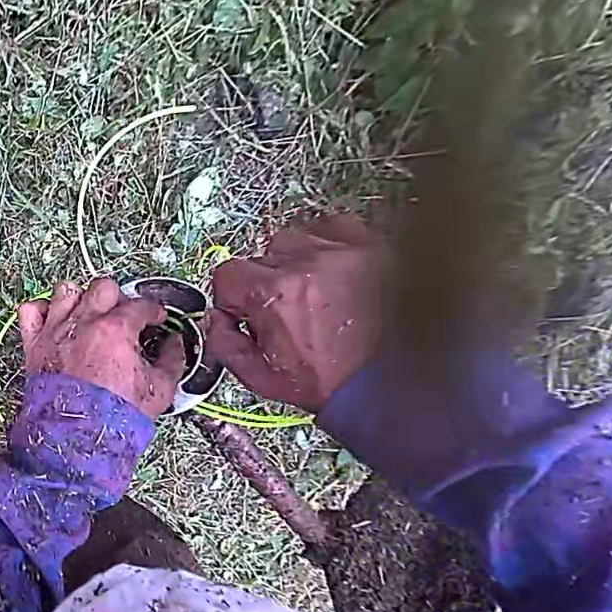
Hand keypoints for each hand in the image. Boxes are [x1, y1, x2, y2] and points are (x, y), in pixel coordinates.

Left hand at [18, 278, 187, 416]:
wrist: (76, 434)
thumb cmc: (113, 414)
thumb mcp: (160, 389)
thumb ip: (173, 360)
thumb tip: (175, 345)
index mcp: (115, 331)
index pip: (140, 305)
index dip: (153, 311)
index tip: (154, 319)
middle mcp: (83, 324)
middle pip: (102, 287)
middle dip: (116, 297)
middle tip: (121, 315)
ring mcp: (55, 331)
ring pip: (65, 290)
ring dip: (79, 297)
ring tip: (87, 313)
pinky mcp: (33, 343)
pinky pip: (29, 310)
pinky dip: (41, 310)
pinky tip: (54, 320)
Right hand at [206, 213, 387, 411]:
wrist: (394, 386)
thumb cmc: (330, 382)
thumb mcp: (257, 375)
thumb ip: (223, 343)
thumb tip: (217, 318)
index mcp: (274, 293)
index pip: (228, 273)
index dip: (231, 294)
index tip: (244, 308)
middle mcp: (309, 265)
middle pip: (263, 255)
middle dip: (265, 280)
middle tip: (281, 305)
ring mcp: (346, 254)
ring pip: (297, 238)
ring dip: (295, 259)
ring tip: (308, 284)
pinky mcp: (377, 251)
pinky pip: (338, 225)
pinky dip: (328, 240)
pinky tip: (329, 263)